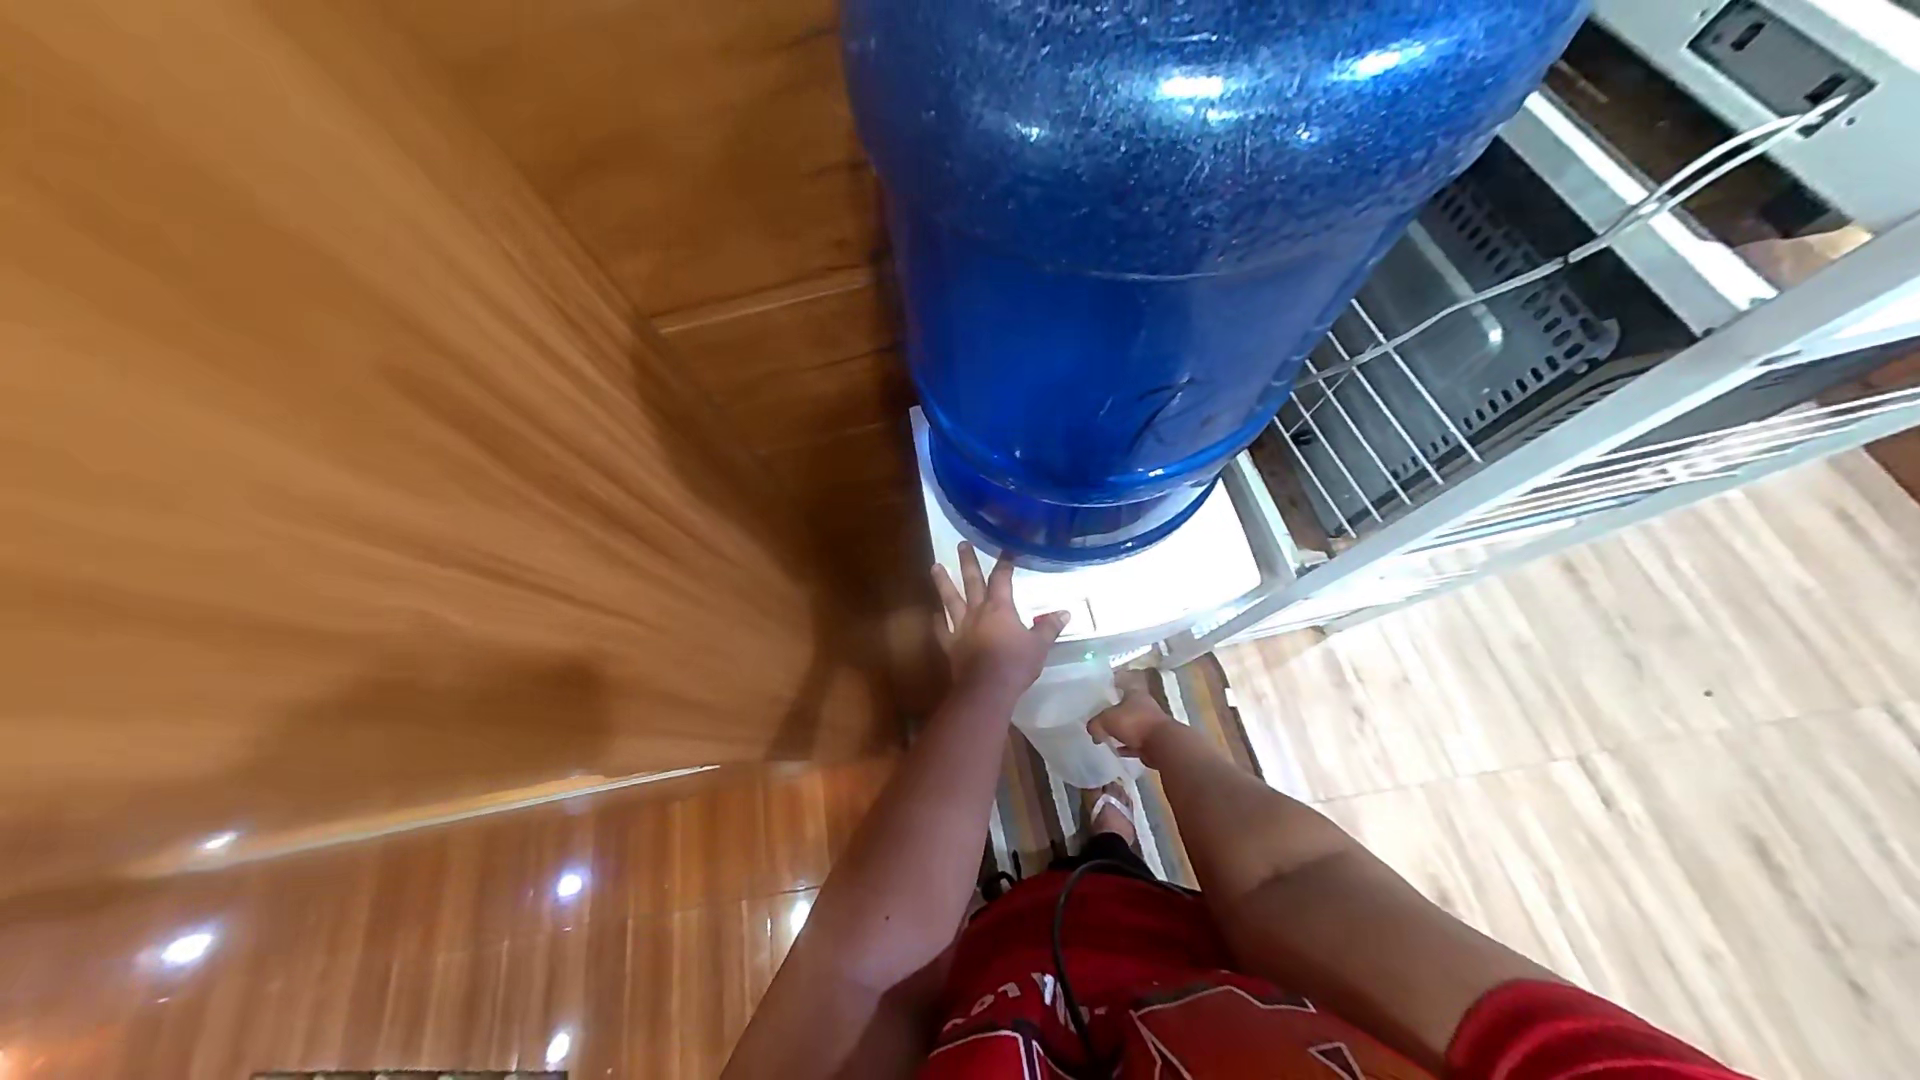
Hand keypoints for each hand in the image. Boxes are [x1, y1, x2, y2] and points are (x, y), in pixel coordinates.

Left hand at [932, 542, 1069, 697]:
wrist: (987, 689)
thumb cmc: (1016, 664)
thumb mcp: (1039, 645)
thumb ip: (1049, 627)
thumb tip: (1064, 613)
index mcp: (1000, 608)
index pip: (1002, 578)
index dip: (1005, 562)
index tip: (1007, 548)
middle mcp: (978, 612)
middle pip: (972, 581)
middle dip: (968, 562)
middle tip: (961, 544)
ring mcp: (961, 628)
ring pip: (950, 599)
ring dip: (943, 582)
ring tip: (935, 566)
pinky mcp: (951, 646)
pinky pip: (942, 630)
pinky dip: (938, 621)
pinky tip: (935, 614)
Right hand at [1088, 687, 1178, 764]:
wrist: (1161, 744)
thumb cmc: (1134, 723)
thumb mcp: (1106, 720)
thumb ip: (1095, 724)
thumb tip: (1092, 731)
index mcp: (1135, 694)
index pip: (1122, 685)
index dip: (1112, 686)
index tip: (1102, 691)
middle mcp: (1144, 706)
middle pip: (1126, 707)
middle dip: (1114, 713)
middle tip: (1099, 718)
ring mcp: (1150, 724)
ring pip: (1131, 726)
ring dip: (1120, 732)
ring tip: (1105, 737)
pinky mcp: (1152, 741)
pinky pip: (1134, 743)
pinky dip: (1126, 746)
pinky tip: (1115, 751)